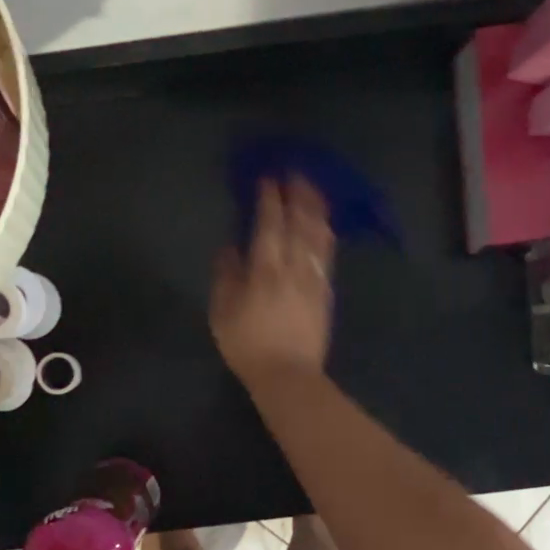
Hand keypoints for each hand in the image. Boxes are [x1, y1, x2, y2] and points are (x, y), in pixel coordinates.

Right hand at [211, 176, 337, 388]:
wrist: (288, 375)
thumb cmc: (248, 345)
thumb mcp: (222, 312)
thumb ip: (226, 275)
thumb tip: (230, 247)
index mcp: (265, 269)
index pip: (269, 224)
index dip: (269, 199)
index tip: (268, 179)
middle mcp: (293, 267)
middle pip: (299, 223)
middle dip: (298, 195)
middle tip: (296, 173)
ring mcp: (314, 279)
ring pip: (318, 236)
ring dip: (316, 209)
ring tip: (314, 191)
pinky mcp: (326, 293)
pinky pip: (327, 255)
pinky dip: (325, 235)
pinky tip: (324, 226)